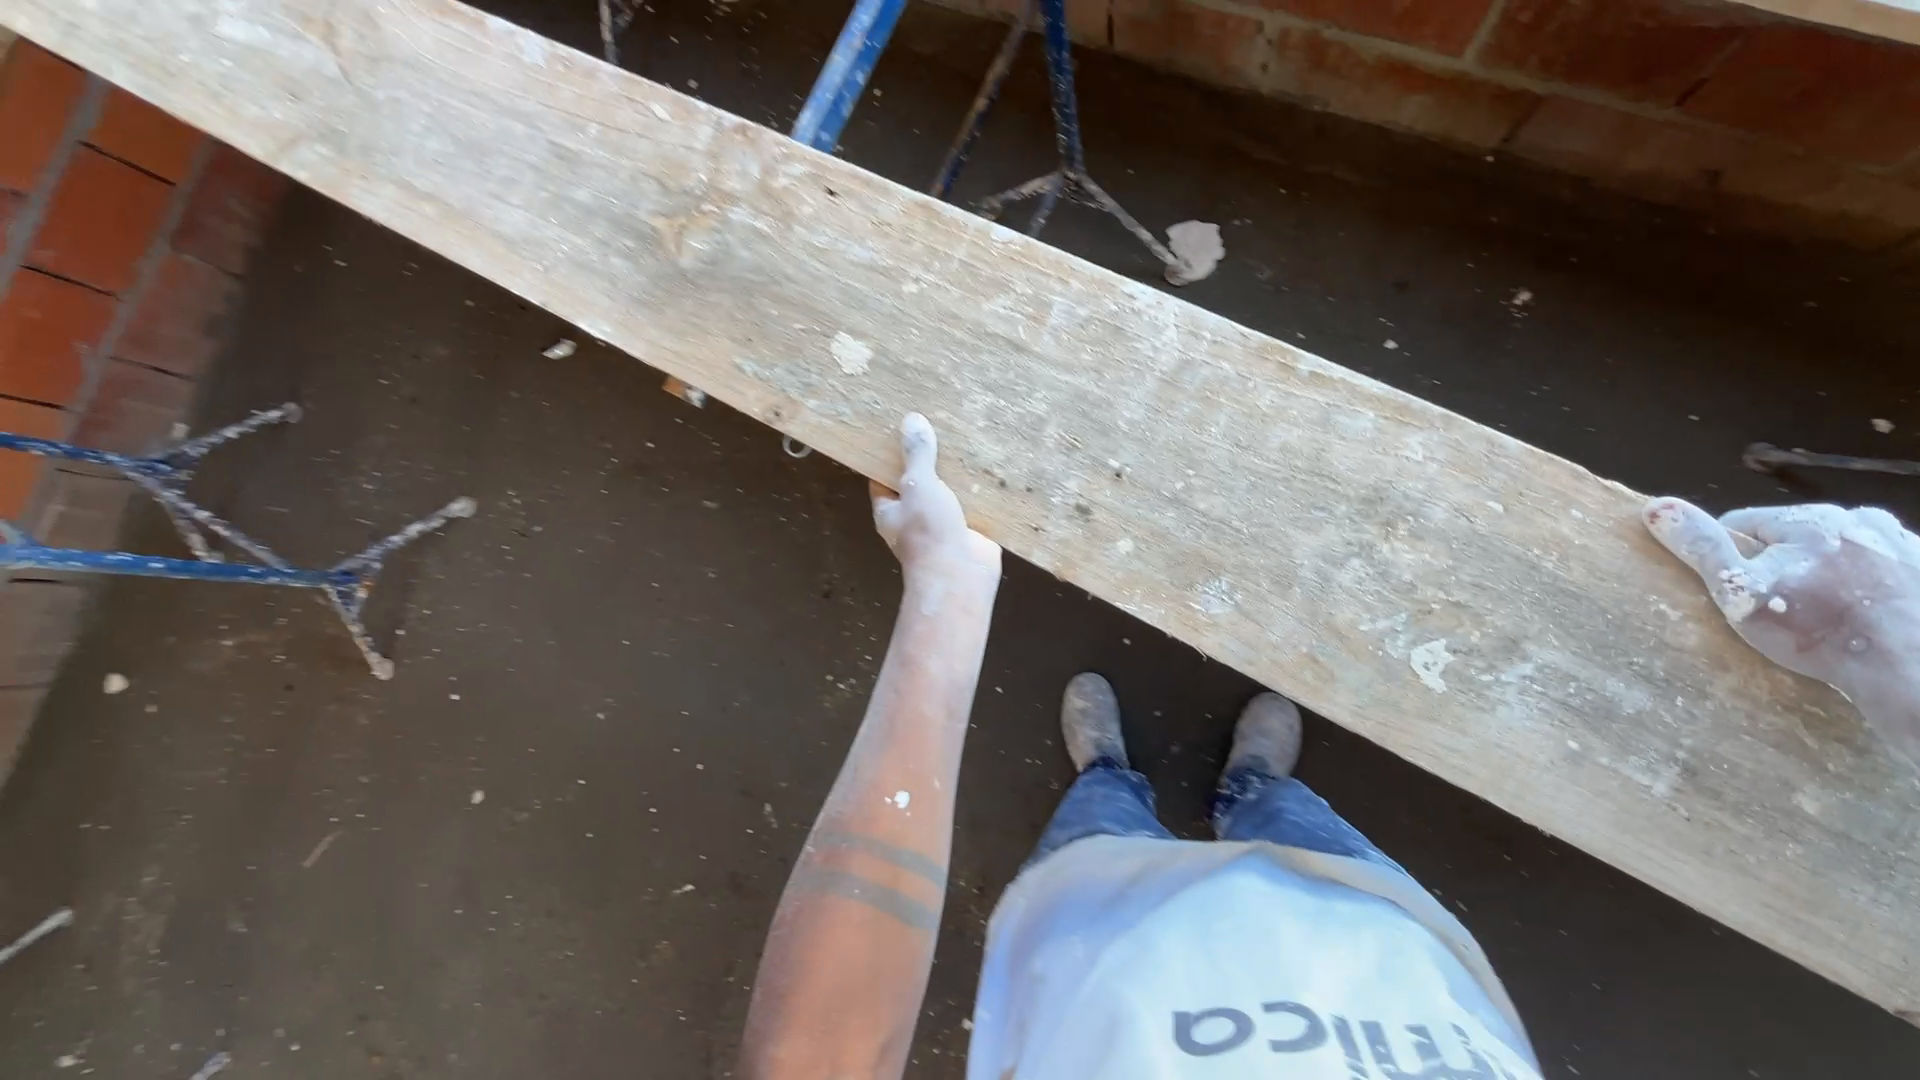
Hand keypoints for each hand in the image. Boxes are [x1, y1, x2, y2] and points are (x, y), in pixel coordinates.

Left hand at [870, 413, 1000, 583]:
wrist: (960, 576)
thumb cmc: (928, 532)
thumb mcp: (918, 486)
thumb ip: (916, 455)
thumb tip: (911, 420)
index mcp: (890, 511)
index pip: (883, 479)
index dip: (890, 457)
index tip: (900, 431)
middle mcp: (914, 519)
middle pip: (919, 484)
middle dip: (930, 462)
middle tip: (940, 428)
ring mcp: (942, 526)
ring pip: (949, 493)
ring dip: (959, 476)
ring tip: (969, 440)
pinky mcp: (969, 530)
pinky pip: (974, 505)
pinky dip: (981, 490)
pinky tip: (992, 467)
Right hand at [1644, 498, 1919, 765]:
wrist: (1912, 669)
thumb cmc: (1815, 629)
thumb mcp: (1739, 590)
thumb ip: (1701, 546)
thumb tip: (1655, 506)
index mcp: (1807, 519)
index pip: (1741, 523)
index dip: (1726, 554)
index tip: (1731, 587)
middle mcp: (1859, 519)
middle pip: (1794, 534)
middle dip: (1778, 561)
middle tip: (1775, 603)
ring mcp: (1904, 543)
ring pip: (1841, 547)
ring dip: (1826, 568)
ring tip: (1823, 609)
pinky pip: (1882, 566)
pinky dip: (1868, 582)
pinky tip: (1863, 612)